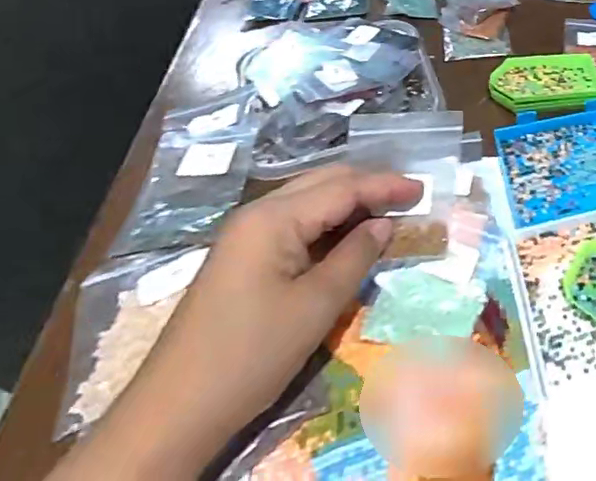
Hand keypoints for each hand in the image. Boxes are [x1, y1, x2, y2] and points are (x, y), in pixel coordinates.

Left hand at [55, 167, 419, 478]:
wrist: (172, 412)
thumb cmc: (249, 356)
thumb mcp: (314, 307)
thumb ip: (355, 257)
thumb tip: (385, 224)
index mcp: (273, 217)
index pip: (341, 187)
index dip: (384, 186)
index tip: (422, 190)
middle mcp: (257, 213)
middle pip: (322, 183)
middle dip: (367, 185)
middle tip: (408, 197)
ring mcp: (245, 235)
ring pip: (307, 201)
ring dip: (347, 203)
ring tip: (385, 213)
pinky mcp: (241, 257)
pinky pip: (293, 224)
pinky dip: (326, 224)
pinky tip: (346, 237)